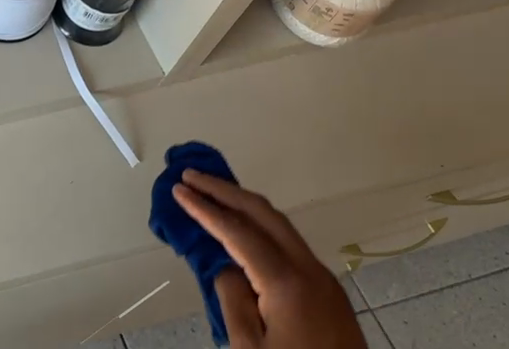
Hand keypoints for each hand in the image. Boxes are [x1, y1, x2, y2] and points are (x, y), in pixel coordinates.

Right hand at [173, 170, 365, 348]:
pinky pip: (290, 245)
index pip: (236, 231)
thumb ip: (231, 299)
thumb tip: (227, 265)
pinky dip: (261, 226)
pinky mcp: (330, 293)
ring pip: (280, 225)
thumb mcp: (249, 348)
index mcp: (287, 282)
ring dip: (244, 204)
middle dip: (225, 190)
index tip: (178, 189)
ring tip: (212, 193)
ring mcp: (324, 280)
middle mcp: (310, 270)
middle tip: (191, 176)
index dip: (204, 208)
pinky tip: (243, 229)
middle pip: (263, 214)